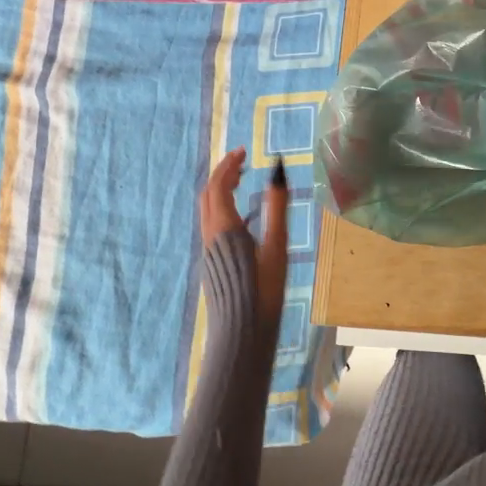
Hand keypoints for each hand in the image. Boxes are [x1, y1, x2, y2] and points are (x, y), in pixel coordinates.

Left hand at [199, 147, 288, 328]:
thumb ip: (277, 209)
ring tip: (242, 182)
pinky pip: (212, 224)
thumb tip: (278, 174)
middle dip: (222, 174)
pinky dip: (223, 207)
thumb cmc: (263, 290)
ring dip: (221, 191)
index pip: (219, 185)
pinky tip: (243, 216)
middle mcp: (210, 235)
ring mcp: (208, 250)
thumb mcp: (276, 247)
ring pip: (207, 211)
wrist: (241, 334)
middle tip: (242, 163)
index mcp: (224, 227)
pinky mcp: (211, 262)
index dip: (229, 164)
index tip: (244, 151)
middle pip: (208, 195)